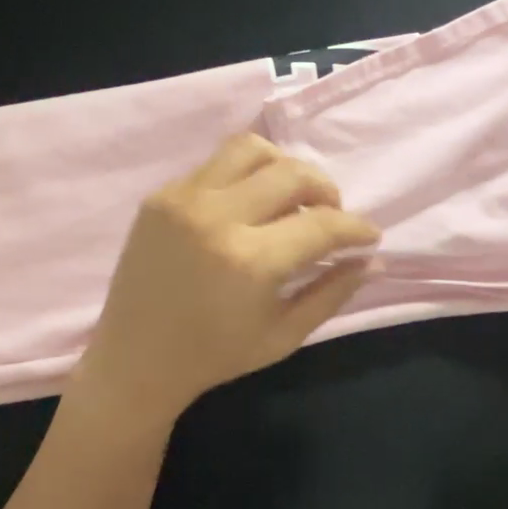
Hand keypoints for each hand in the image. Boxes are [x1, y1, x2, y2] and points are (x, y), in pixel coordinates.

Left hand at [74, 133, 380, 419]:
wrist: (134, 360)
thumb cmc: (214, 357)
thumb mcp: (283, 336)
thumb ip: (332, 293)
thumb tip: (373, 259)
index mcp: (250, 260)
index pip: (322, 224)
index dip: (356, 228)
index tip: (369, 236)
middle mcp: (217, 217)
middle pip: (292, 173)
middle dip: (326, 190)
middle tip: (330, 216)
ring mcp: (183, 200)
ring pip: (251, 148)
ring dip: (283, 167)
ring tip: (290, 197)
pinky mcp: (160, 196)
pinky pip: (215, 165)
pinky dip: (243, 177)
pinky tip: (248, 207)